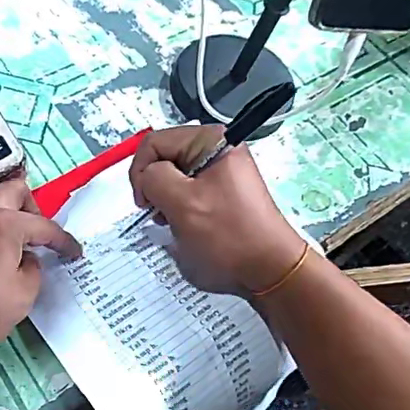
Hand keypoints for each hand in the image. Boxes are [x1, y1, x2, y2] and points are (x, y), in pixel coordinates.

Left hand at [0, 177, 81, 376]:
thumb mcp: (22, 297)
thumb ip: (33, 270)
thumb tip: (26, 259)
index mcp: (3, 222)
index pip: (44, 224)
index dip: (64, 240)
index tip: (74, 253)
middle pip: (14, 190)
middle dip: (35, 209)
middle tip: (41, 238)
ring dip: (9, 217)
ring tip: (17, 249)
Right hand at [130, 127, 304, 293]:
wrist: (269, 268)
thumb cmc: (228, 236)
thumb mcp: (181, 203)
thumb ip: (153, 179)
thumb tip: (147, 177)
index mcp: (211, 140)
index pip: (153, 143)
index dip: (141, 172)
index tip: (145, 203)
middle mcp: (218, 149)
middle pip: (164, 159)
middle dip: (156, 188)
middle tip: (163, 215)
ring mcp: (222, 172)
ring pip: (174, 179)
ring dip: (168, 202)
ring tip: (178, 224)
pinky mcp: (224, 193)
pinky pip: (190, 194)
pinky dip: (181, 210)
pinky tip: (188, 227)